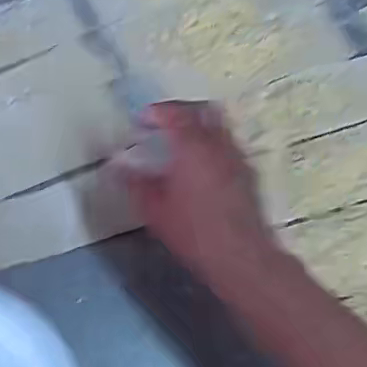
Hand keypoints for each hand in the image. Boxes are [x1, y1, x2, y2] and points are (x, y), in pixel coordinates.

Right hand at [106, 101, 284, 284]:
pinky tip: (197, 166)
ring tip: (178, 144)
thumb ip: (134, 181)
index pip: (176, 114)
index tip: (140, 120)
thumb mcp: (151, 208)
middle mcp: (219, 146)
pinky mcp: (248, 174)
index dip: (156, 111)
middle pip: (205, 110)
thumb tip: (118, 166)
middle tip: (161, 123)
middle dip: (181, 111)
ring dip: (198, 127)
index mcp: (192, 148)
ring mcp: (238, 159)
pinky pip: (227, 145)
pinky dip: (210, 145)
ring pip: (220, 126)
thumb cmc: (190, 230)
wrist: (239, 256)